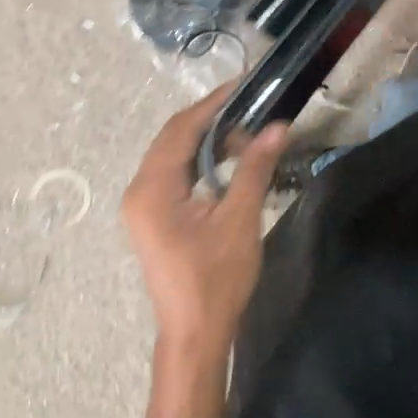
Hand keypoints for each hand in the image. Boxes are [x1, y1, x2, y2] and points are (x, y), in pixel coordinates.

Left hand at [121, 85, 286, 350]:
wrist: (195, 332)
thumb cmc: (216, 278)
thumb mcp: (240, 219)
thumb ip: (254, 167)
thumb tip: (278, 126)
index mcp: (152, 189)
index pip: (181, 129)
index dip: (212, 103)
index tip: (245, 84)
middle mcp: (139, 191)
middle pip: (173, 137)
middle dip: (212, 118)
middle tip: (252, 106)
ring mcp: (142, 205)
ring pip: (173, 154)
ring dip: (207, 139)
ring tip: (246, 130)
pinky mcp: (153, 217)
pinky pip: (174, 173)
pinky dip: (200, 159)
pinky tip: (227, 158)